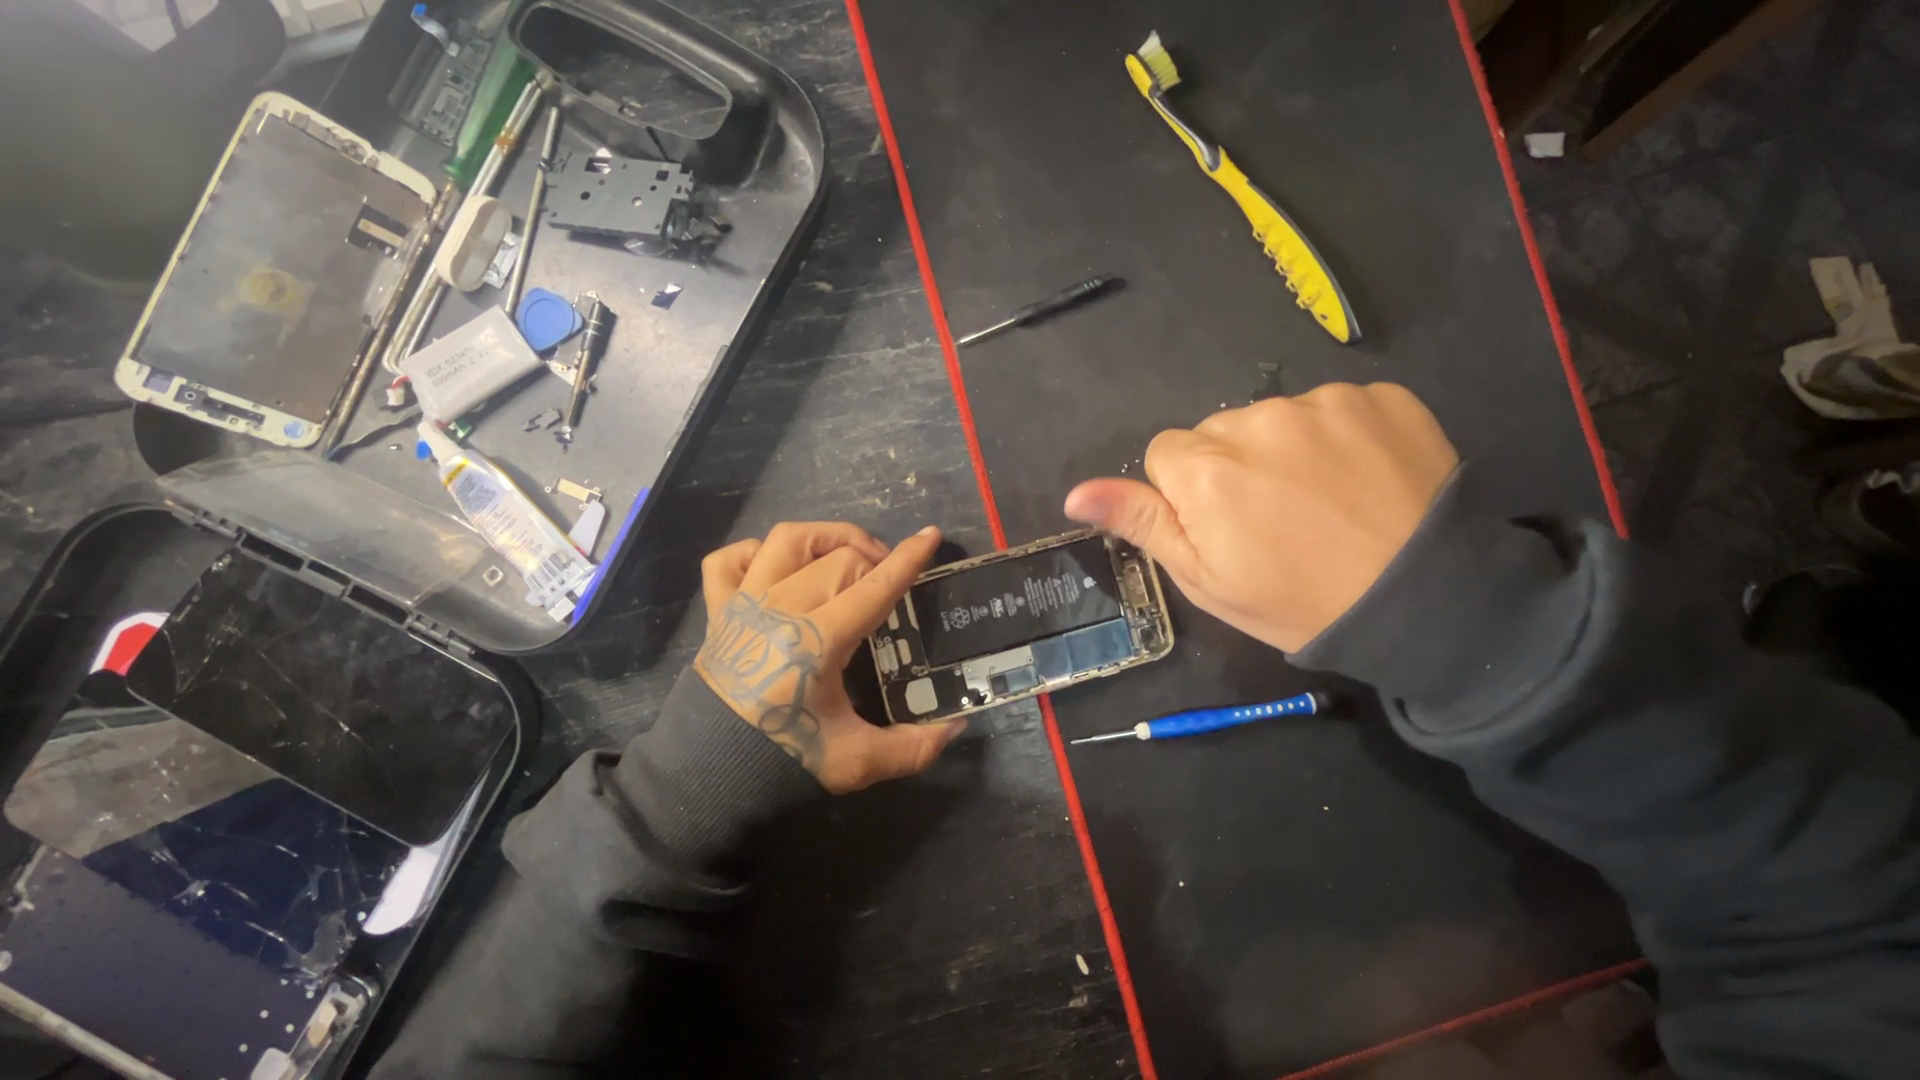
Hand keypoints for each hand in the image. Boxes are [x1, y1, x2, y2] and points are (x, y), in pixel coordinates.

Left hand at [694, 521, 964, 792]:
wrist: (707, 774)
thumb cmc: (783, 761)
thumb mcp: (857, 762)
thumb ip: (913, 747)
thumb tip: (956, 727)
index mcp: (817, 641)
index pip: (873, 586)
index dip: (907, 559)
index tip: (929, 536)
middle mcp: (780, 608)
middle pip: (840, 559)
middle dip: (874, 559)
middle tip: (889, 581)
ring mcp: (744, 604)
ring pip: (788, 540)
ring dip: (825, 538)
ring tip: (847, 555)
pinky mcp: (718, 611)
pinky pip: (731, 559)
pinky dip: (756, 551)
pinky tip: (779, 567)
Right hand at [1063, 383, 1458, 652]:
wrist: (1425, 599)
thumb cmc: (1298, 601)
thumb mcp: (1206, 579)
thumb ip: (1142, 524)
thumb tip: (1076, 493)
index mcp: (1206, 471)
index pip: (1166, 454)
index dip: (1189, 493)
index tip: (1226, 527)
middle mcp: (1256, 421)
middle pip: (1218, 431)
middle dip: (1232, 466)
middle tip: (1276, 519)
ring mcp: (1323, 403)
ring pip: (1275, 417)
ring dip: (1285, 448)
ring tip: (1324, 501)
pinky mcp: (1379, 395)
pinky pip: (1334, 407)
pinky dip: (1340, 436)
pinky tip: (1363, 479)